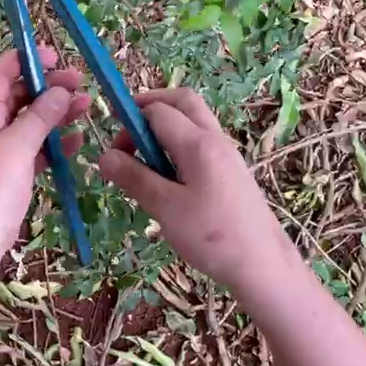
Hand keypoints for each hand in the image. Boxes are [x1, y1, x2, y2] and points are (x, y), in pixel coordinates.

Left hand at [0, 47, 89, 242]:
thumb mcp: (18, 146)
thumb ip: (40, 116)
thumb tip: (60, 91)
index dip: (24, 60)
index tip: (55, 56)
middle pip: (16, 95)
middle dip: (47, 87)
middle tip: (79, 83)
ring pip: (28, 122)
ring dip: (55, 113)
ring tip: (86, 108)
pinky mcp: (8, 173)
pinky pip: (32, 149)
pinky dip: (52, 142)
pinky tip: (76, 141)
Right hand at [97, 88, 300, 294]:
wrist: (261, 263)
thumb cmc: (211, 235)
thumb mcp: (165, 208)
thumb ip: (134, 178)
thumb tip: (104, 156)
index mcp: (198, 143)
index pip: (158, 112)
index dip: (130, 122)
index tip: (113, 149)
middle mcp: (215, 139)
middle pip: (182, 102)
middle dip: (151, 106)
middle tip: (127, 130)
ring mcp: (227, 155)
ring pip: (194, 121)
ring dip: (165, 127)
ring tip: (144, 160)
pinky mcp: (231, 172)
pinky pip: (201, 143)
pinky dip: (178, 145)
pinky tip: (168, 178)